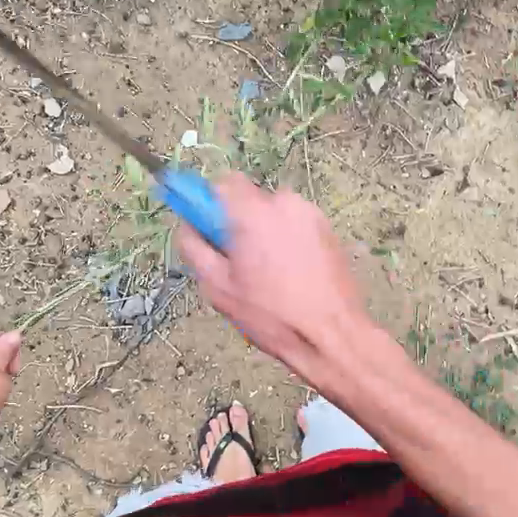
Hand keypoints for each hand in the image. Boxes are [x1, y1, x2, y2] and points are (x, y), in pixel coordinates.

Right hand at [176, 174, 375, 388]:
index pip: (222, 183)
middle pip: (248, 199)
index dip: (210, 204)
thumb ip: (194, 247)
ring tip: (268, 274)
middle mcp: (283, 202)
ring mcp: (310, 213)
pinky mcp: (328, 227)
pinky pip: (295, 224)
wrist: (330, 333)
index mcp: (252, 212)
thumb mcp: (217, 287)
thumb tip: (187, 226)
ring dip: (264, 233)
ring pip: (273, 213)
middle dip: (238, 223)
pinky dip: (287, 241)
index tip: (208, 229)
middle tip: (237, 262)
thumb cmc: (271, 315)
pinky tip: (291, 275)